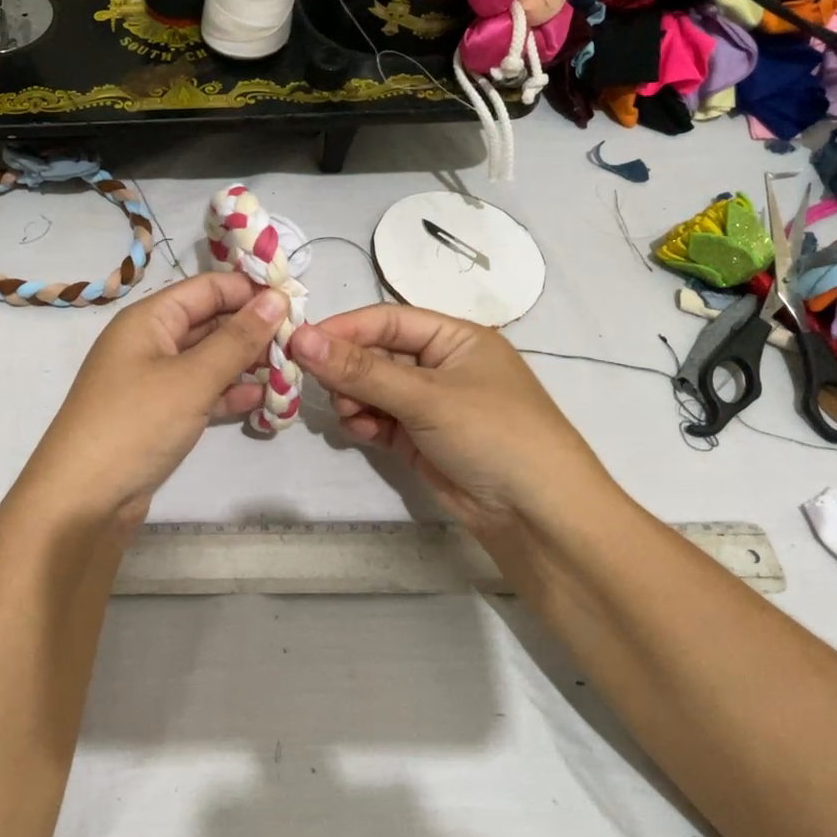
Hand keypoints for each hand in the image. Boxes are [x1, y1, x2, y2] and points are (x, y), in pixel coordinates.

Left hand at [18, 273, 287, 524]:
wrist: (84, 497)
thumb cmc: (136, 424)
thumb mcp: (192, 378)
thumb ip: (237, 339)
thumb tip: (277, 298)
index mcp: (147, 319)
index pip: (206, 288)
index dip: (249, 290)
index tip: (298, 302)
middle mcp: (148, 343)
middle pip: (208, 322)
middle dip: (252, 329)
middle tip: (302, 341)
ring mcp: (151, 381)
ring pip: (207, 360)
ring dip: (245, 364)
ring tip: (291, 371)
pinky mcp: (157, 415)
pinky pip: (200, 393)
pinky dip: (228, 394)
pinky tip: (263, 401)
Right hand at [288, 305, 614, 535]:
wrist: (538, 516)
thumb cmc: (493, 435)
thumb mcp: (425, 397)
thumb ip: (360, 369)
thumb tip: (299, 337)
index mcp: (455, 339)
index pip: (387, 321)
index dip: (343, 329)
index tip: (299, 342)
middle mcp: (441, 366)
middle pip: (375, 354)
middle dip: (347, 370)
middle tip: (323, 388)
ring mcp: (430, 405)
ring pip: (372, 389)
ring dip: (354, 398)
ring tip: (351, 415)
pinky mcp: (420, 439)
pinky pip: (379, 419)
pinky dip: (365, 423)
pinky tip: (362, 432)